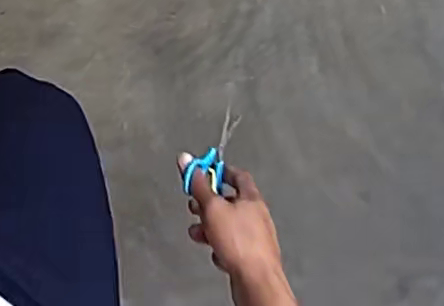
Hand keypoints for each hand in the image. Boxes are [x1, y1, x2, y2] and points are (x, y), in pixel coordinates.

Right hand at [183, 164, 293, 302]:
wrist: (257, 285)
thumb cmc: (238, 242)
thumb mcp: (211, 206)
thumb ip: (197, 183)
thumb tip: (186, 159)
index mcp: (252, 200)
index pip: (238, 175)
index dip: (219, 170)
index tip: (203, 171)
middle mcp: (257, 217)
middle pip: (228, 201)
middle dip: (207, 203)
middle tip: (194, 205)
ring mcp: (256, 240)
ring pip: (227, 224)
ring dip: (209, 226)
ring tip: (198, 233)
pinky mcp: (252, 258)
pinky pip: (232, 244)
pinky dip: (220, 245)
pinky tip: (216, 252)